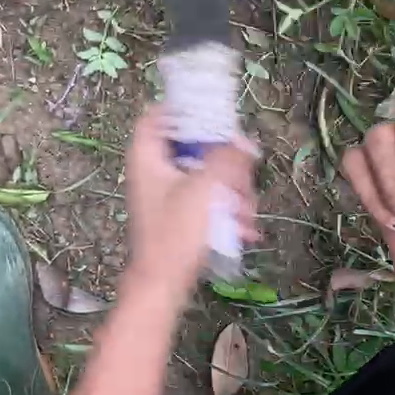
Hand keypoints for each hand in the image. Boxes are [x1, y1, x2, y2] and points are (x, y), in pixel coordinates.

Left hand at [122, 107, 257, 299]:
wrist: (162, 285)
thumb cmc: (174, 234)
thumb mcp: (203, 190)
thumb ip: (225, 161)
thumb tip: (245, 141)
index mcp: (147, 159)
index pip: (153, 118)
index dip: (178, 109)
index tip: (209, 110)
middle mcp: (153, 173)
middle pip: (190, 147)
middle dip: (224, 160)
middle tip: (244, 171)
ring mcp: (166, 195)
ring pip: (205, 175)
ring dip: (232, 190)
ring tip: (247, 211)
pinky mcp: (179, 215)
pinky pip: (206, 200)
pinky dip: (226, 210)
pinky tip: (245, 228)